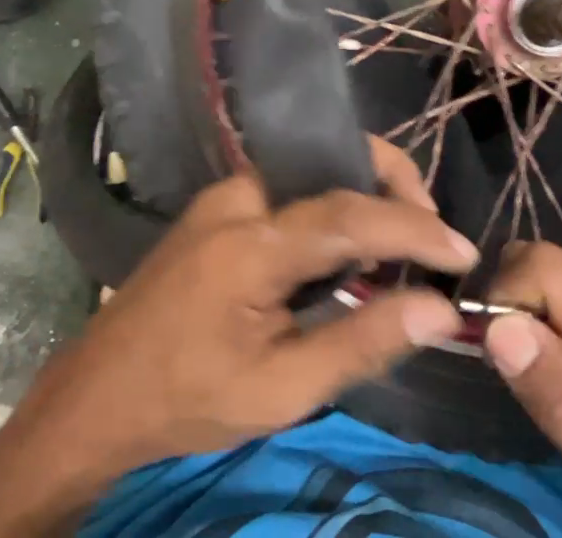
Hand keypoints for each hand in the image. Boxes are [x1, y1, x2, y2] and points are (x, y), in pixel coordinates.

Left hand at [0, 139, 476, 536]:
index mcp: (249, 243)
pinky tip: (351, 252)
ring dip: (364, 196)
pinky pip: (290, 190)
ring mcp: (222, 199)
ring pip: (312, 171)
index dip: (415, 228)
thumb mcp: (282, 389)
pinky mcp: (217, 210)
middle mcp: (236, 199)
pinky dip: (332, 208)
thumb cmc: (188, 399)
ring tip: (403, 248)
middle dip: (393, 184)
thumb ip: (362, 340)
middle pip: (331, 162)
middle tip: (432, 235)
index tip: (463, 254)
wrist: (98, 394)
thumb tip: (440, 310)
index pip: (350, 213)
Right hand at [482, 243, 561, 537]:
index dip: (501, 302)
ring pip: (555, 274)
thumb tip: (497, 327)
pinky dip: (553, 323)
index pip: (538, 265)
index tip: (493, 363)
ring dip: (529, 317)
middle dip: (511, 307)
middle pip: (544, 262)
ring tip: (540, 384)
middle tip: (517, 381)